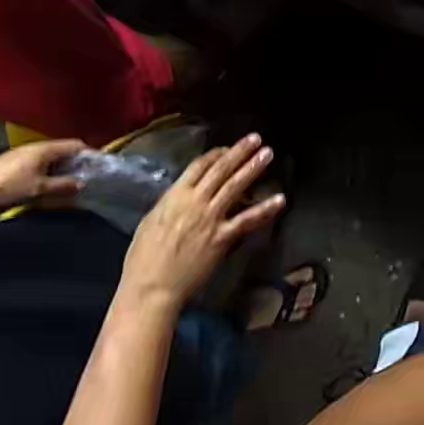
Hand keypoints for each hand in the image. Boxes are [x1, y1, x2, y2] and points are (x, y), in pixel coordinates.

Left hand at [0, 140, 87, 210]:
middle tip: (87, 181)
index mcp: (44, 149)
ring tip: (70, 188)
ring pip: (51, 161)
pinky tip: (48, 190)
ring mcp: (23, 156)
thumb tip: (82, 183)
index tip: (99, 169)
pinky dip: (49, 176)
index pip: (75, 145)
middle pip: (64, 153)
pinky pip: (40, 168)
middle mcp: (35, 148)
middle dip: (76, 166)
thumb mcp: (38, 189)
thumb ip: (62, 185)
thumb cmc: (5, 187)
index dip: (89, 155)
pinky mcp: (14, 166)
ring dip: (62, 172)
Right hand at [120, 134, 286, 310]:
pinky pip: (248, 220)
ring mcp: (211, 218)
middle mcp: (195, 201)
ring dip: (253, 168)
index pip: (199, 166)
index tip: (227, 148)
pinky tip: (280, 199)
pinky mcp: (222, 237)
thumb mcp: (151, 220)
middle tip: (256, 138)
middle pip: (220, 170)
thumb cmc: (143, 257)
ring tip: (268, 153)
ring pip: (235, 186)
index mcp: (175, 195)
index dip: (215, 154)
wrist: (152, 285)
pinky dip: (265, 209)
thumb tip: (181, 195)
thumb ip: (170, 204)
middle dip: (239, 152)